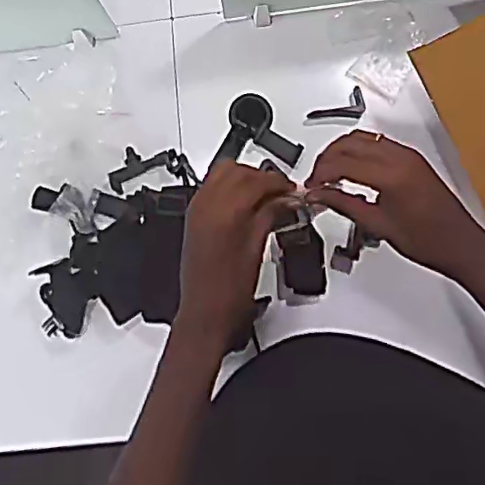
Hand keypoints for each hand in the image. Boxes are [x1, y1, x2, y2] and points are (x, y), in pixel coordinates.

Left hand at [176, 161, 289, 344]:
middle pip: (238, 170)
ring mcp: (196, 209)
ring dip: (244, 178)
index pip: (256, 179)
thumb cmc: (228, 293)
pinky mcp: (193, 216)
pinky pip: (211, 187)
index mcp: (225, 211)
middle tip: (282, 192)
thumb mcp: (258, 248)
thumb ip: (270, 215)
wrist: (206, 313)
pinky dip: (229, 187)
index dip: (278, 182)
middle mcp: (206, 204)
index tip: (291, 190)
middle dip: (262, 177)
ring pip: (222, 173)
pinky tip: (245, 203)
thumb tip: (283, 199)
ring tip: (265, 196)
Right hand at [304, 131, 484, 276]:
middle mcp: (401, 158)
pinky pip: (377, 143)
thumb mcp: (378, 225)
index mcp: (393, 175)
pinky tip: (351, 168)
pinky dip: (358, 151)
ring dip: (341, 151)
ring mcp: (408, 156)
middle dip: (327, 159)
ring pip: (362, 138)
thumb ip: (344, 204)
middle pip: (349, 143)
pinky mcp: (412, 158)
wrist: (462, 246)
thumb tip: (320, 194)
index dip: (321, 173)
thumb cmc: (431, 241)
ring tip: (329, 173)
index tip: (311, 185)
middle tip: (316, 179)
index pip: (343, 162)